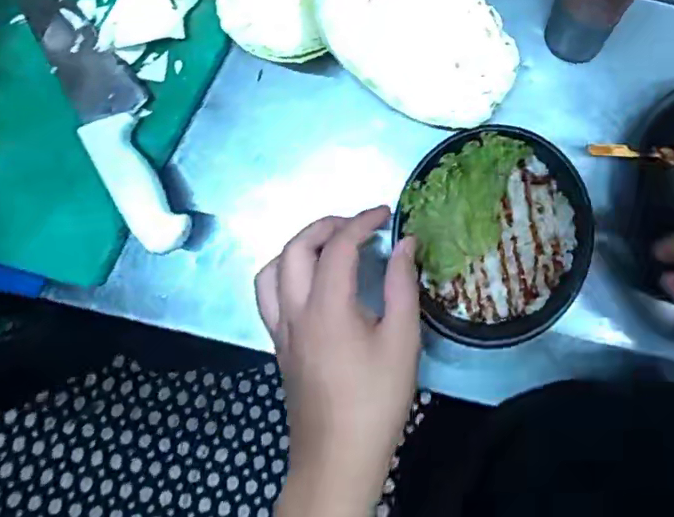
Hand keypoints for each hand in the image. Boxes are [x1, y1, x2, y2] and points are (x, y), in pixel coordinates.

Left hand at [256, 208, 419, 516]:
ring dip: (299, 246)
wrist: (337, 461)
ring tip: (329, 245)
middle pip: (296, 248)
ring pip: (271, 269)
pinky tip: (313, 281)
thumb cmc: (376, 401)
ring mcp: (280, 330)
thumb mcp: (402, 340)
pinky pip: (269, 295)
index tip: (386, 213)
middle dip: (327, 225)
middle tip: (358, 224)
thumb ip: (403, 285)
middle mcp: (295, 312)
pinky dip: (286, 272)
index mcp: (326, 308)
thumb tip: (405, 243)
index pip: (337, 246)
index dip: (362, 221)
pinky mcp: (278, 346)